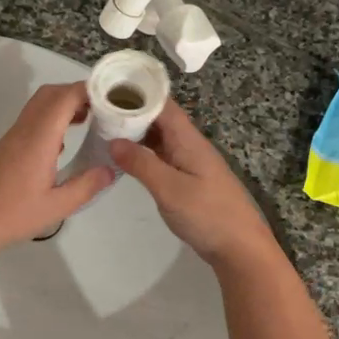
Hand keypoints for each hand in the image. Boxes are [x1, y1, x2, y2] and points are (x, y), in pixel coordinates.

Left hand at [0, 83, 114, 252]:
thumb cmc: (13, 215)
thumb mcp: (58, 206)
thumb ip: (87, 186)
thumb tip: (111, 170)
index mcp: (39, 139)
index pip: (64, 98)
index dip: (87, 91)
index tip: (110, 100)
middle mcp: (25, 129)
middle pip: (50, 94)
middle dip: (77, 94)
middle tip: (101, 110)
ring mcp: (13, 136)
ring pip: (39, 105)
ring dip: (63, 105)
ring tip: (88, 122)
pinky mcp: (7, 146)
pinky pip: (32, 119)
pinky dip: (51, 119)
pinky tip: (62, 144)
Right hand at [110, 102, 275, 266]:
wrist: (240, 247)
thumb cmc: (207, 214)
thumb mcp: (169, 189)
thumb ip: (141, 163)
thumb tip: (113, 141)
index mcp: (188, 140)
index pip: (162, 105)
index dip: (138, 94)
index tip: (108, 91)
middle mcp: (190, 145)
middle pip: (160, 119)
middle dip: (132, 112)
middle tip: (98, 112)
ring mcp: (190, 163)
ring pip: (160, 138)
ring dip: (137, 133)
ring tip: (105, 131)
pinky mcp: (189, 179)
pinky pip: (163, 156)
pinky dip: (144, 152)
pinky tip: (127, 159)